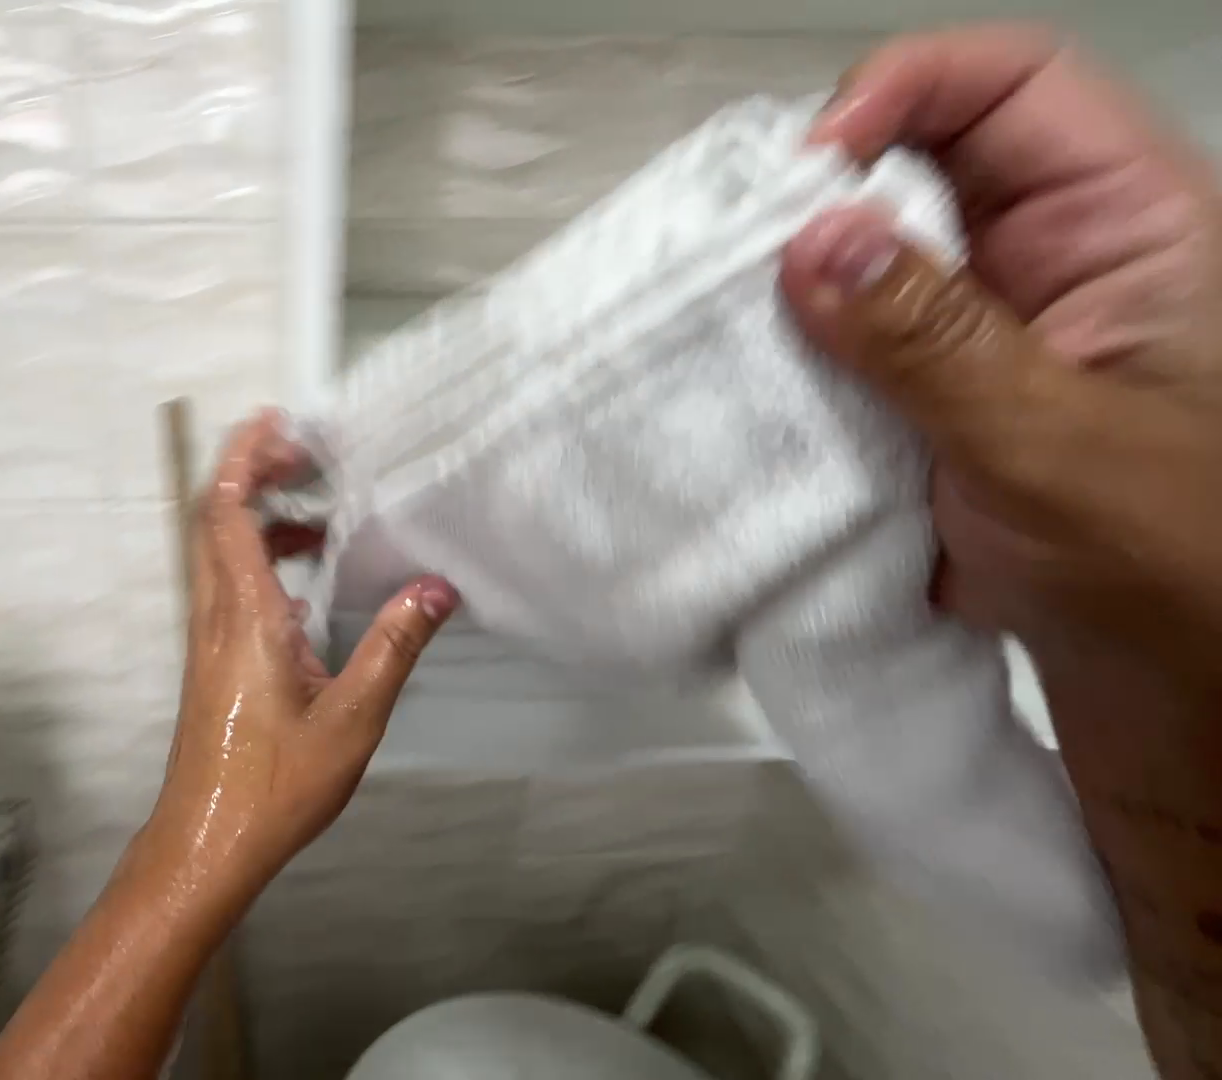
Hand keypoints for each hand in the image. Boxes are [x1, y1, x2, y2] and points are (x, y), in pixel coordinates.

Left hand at [127, 411, 458, 912]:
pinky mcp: (211, 656)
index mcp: (246, 615)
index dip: (242, 457)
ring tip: (320, 515)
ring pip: (219, 550)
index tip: (274, 421)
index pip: (225, 511)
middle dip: (251, 471)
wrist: (208, 838)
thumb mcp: (351, 717)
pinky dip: (261, 561)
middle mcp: (215, 613)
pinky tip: (307, 582)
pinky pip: (228, 585)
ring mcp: (207, 635)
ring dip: (259, 518)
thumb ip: (392, 646)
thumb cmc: (277, 782)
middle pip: (212, 516)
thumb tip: (436, 588)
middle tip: (307, 456)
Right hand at [780, 30, 1221, 1079]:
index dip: (900, 95)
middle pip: (911, 170)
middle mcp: (1035, 264)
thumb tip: (815, 242)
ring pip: (856, 265)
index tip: (800, 174)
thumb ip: (933, 339)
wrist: (1159, 680)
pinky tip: (735, 383)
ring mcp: (963, 334)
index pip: (1009, 91)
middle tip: (727, 263)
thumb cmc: (1164, 560)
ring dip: (784, 287)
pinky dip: (778, 355)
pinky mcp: (910, 395)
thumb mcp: (1051, 439)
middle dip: (814, 199)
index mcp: (1123, 229)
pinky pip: (831, 347)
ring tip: (714, 326)